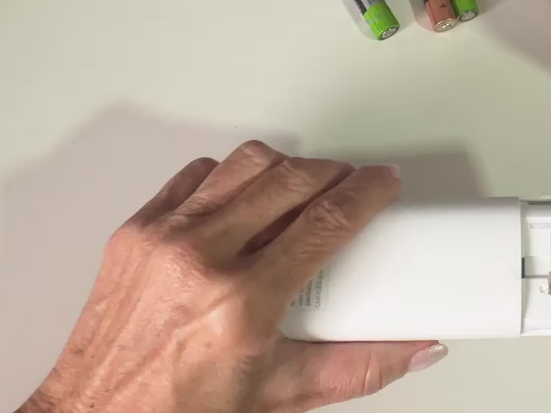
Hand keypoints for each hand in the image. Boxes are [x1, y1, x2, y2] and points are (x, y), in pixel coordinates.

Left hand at [21, 143, 445, 412]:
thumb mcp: (280, 399)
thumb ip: (358, 367)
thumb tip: (414, 348)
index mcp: (242, 305)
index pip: (327, 221)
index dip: (367, 191)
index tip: (384, 182)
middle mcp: (200, 260)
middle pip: (293, 178)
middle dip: (335, 172)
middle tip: (350, 185)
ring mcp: (164, 238)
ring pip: (248, 161)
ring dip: (285, 167)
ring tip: (299, 188)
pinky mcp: (136, 229)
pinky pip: (198, 173)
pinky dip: (230, 176)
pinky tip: (242, 198)